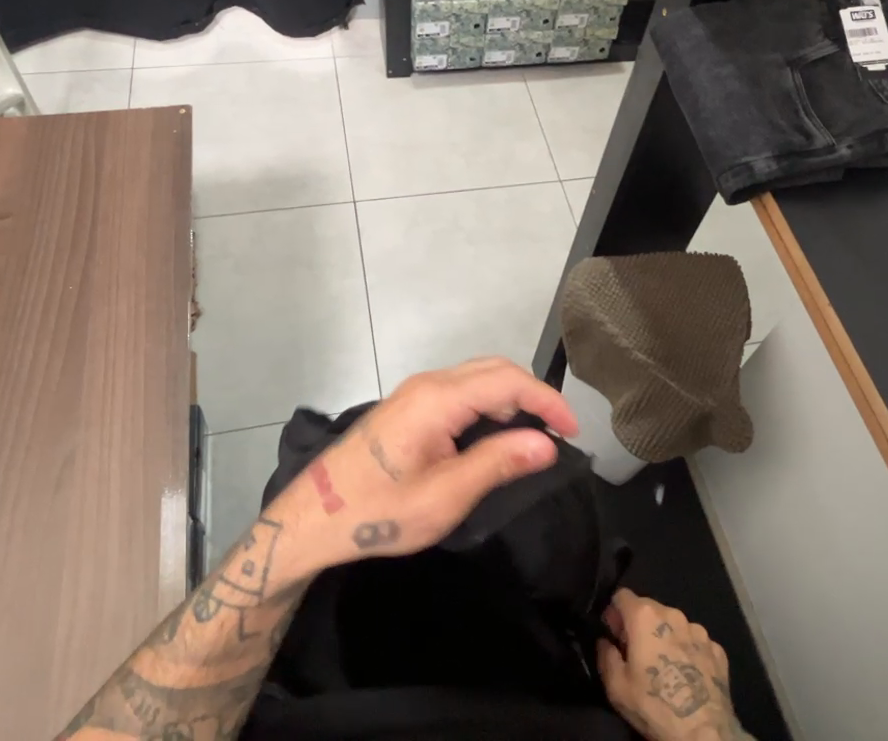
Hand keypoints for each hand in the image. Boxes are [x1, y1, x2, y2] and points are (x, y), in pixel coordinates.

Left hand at [263, 357, 580, 576]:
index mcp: (438, 399)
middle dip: (532, 395)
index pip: (508, 381)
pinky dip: (488, 405)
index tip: (573, 432)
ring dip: (510, 399)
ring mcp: (415, 392)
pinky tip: (496, 436)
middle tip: (557, 433)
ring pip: (477, 378)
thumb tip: (547, 443)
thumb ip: (498, 463)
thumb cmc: (378, 512)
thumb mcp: (445, 496)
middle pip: (494, 370)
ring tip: (533, 438)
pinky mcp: (409, 405)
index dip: (546, 400)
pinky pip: (461, 391)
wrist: (314, 518)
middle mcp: (428, 383)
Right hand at [598, 590, 751, 740]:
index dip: (614, 613)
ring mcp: (699, 631)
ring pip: (674, 624)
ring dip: (665, 636)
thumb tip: (605, 641)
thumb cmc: (654, 705)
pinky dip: (687, 651)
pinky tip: (687, 675)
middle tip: (636, 653)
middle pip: (649, 608)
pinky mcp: (718, 649)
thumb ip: (605, 655)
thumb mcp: (616, 686)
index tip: (614, 634)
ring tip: (665, 666)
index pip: (621, 595)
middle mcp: (673, 614)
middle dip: (639, 625)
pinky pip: (695, 642)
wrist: (704, 733)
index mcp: (645, 616)